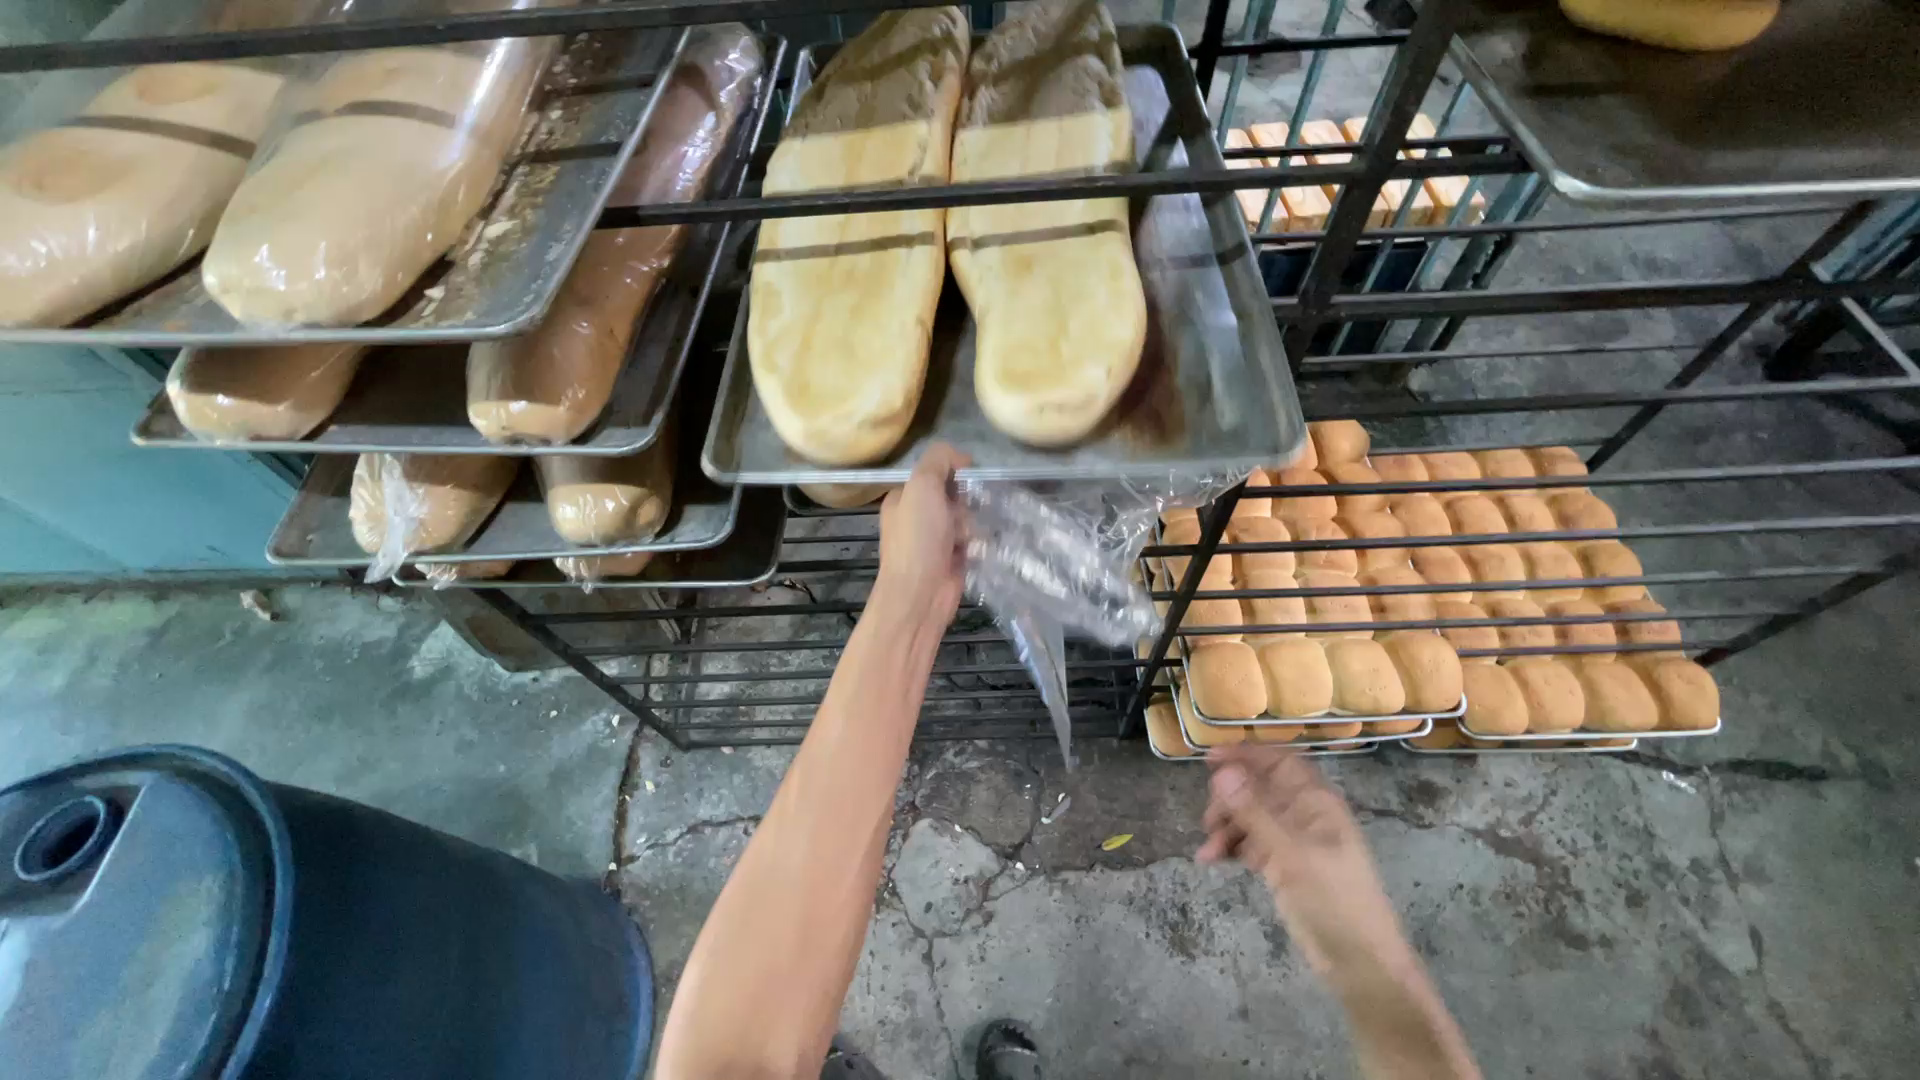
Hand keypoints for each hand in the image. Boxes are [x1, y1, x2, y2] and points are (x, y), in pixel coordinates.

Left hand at [877, 442, 969, 623]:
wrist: (920, 594)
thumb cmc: (918, 538)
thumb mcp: (922, 486)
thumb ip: (939, 460)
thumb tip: (962, 458)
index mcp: (903, 499)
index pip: (934, 474)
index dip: (952, 474)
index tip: (965, 481)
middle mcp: (916, 518)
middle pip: (954, 497)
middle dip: (963, 505)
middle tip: (958, 519)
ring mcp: (933, 542)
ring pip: (966, 520)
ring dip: (971, 526)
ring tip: (965, 540)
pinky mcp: (951, 561)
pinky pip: (973, 542)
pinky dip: (977, 545)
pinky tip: (974, 552)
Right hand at [1198, 745, 1414, 984]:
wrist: (1360, 963)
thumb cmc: (1335, 901)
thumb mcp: (1292, 854)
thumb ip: (1255, 812)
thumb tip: (1222, 772)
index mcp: (1315, 803)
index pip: (1279, 762)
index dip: (1246, 755)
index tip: (1209, 759)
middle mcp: (1303, 815)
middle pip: (1258, 789)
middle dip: (1229, 799)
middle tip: (1208, 818)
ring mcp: (1292, 841)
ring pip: (1250, 816)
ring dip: (1226, 826)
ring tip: (1209, 850)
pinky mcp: (1282, 865)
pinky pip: (1249, 843)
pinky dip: (1231, 847)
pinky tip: (1213, 859)